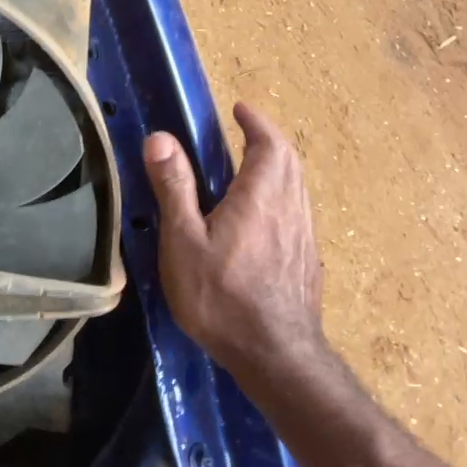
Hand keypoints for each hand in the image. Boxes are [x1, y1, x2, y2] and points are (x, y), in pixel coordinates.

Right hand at [142, 103, 324, 380]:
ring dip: (277, 168)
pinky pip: (296, 212)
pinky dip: (280, 195)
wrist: (276, 358)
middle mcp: (290, 212)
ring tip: (248, 167)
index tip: (239, 108)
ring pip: (297, 189)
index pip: (270, 146)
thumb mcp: (183, 241)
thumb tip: (161, 138)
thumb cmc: (222, 297)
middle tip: (242, 132)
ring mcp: (303, 240)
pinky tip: (259, 216)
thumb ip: (174, 187)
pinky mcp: (306, 263)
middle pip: (290, 164)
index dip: (257, 123)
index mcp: (261, 199)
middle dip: (268, 141)